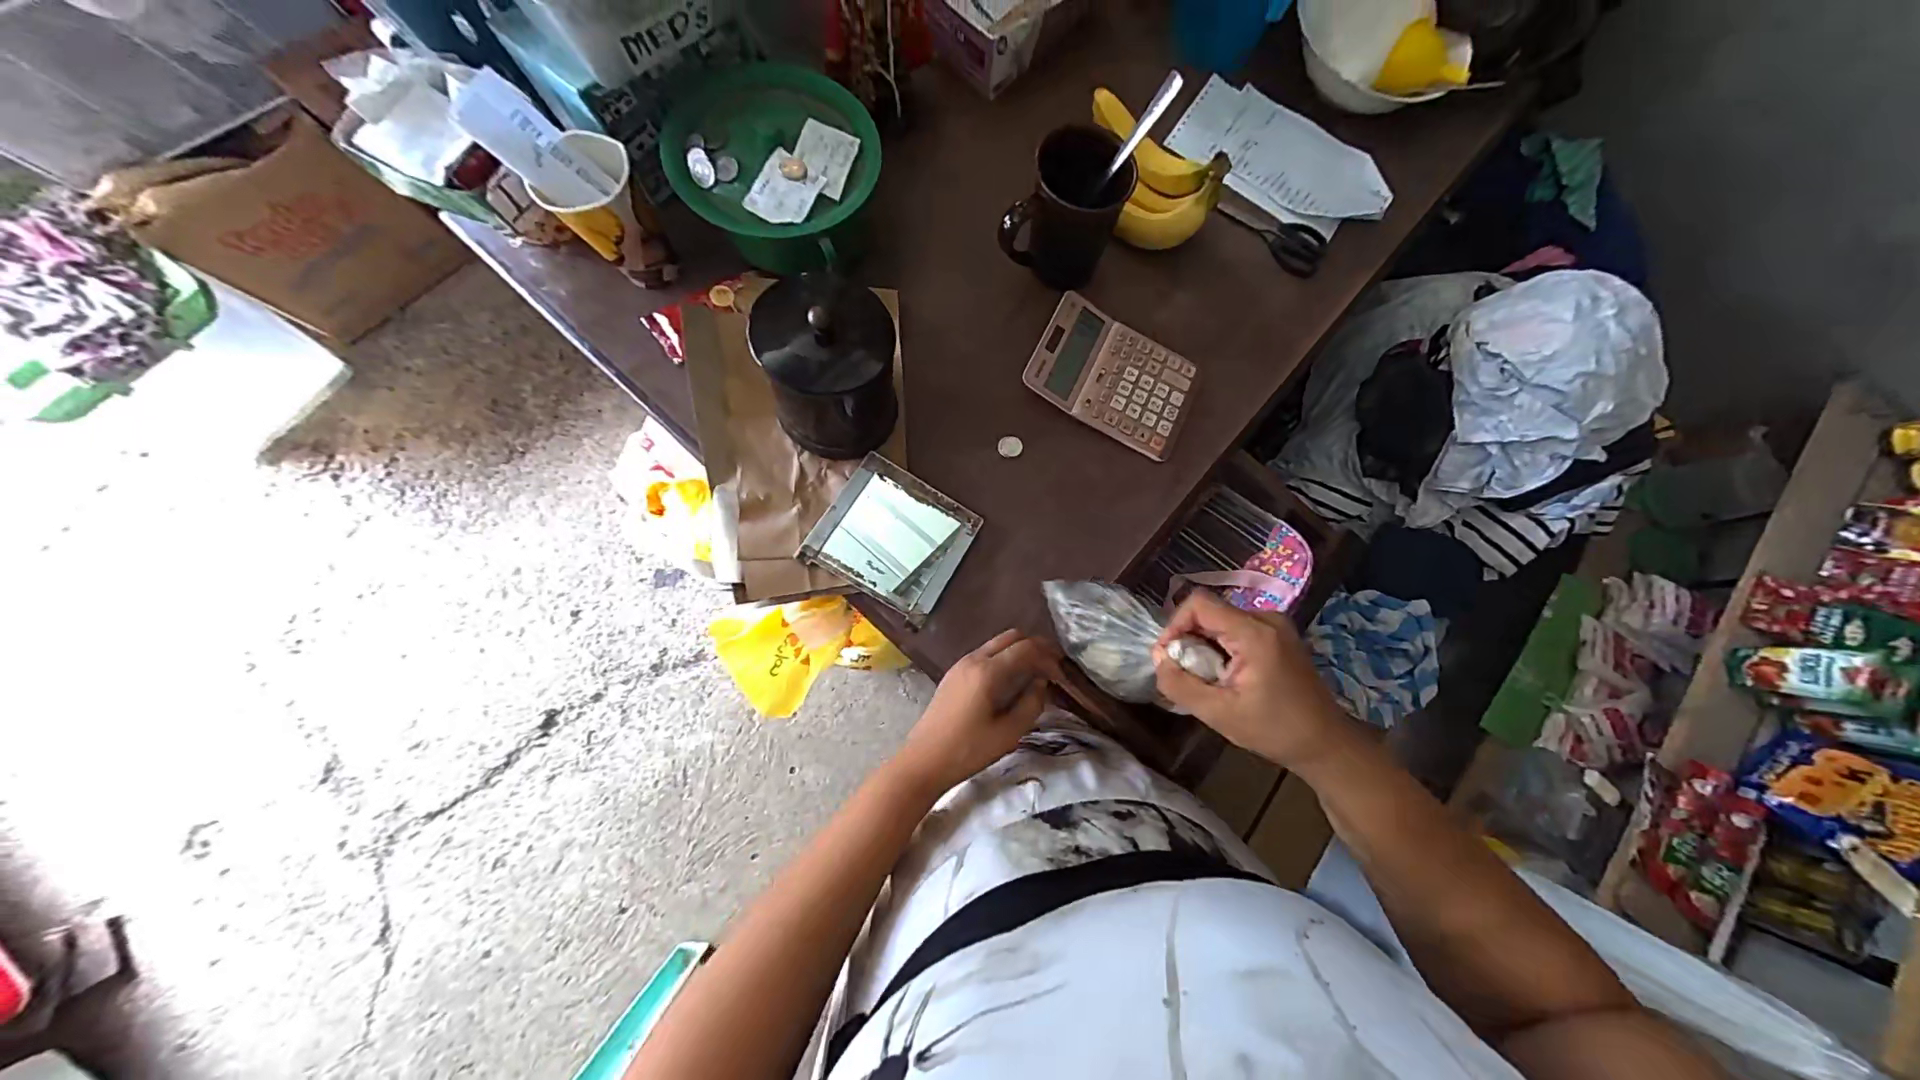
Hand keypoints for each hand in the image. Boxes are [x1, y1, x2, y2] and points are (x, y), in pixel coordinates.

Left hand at [890, 630, 1061, 798]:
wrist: (924, 760)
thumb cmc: (968, 750)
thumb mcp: (1009, 733)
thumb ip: (1031, 703)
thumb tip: (1041, 682)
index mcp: (987, 671)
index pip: (1026, 648)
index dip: (1048, 657)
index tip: (1063, 673)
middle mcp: (973, 659)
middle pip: (1011, 637)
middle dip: (1035, 647)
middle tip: (1053, 667)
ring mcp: (960, 664)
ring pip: (997, 644)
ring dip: (1018, 652)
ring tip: (1036, 674)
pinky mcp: (954, 674)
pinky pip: (985, 654)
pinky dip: (1003, 659)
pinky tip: (1011, 681)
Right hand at [1152, 589, 1348, 769]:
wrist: (1326, 743)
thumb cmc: (1274, 730)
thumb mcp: (1218, 713)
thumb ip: (1180, 684)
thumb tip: (1158, 660)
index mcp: (1254, 632)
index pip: (1198, 603)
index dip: (1174, 625)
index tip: (1169, 657)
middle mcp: (1266, 618)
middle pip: (1209, 611)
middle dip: (1188, 639)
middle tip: (1186, 674)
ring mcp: (1275, 625)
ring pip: (1220, 620)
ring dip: (1203, 645)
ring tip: (1206, 679)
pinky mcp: (1277, 635)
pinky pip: (1235, 629)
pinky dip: (1220, 648)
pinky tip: (1225, 677)